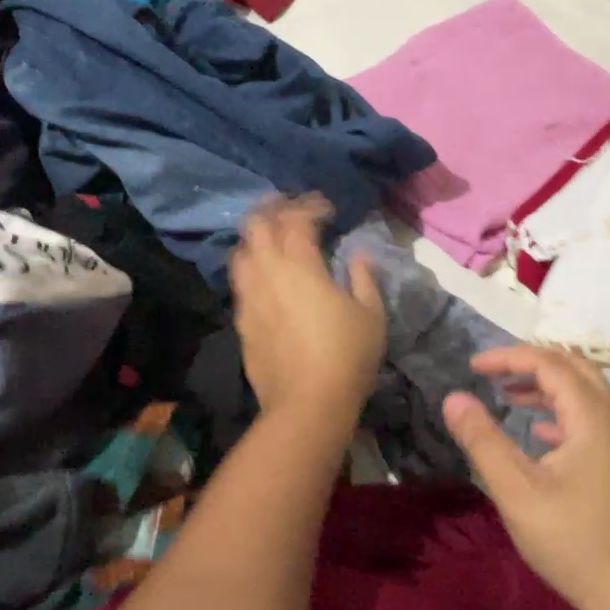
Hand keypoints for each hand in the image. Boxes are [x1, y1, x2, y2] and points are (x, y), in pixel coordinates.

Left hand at [230, 196, 385, 420]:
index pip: (298, 219)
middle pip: (257, 224)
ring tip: (271, 237)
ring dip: (256, 236)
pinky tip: (264, 275)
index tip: (326, 207)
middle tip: (291, 208)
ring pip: (241, 250)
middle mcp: (268, 272)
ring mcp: (249, 296)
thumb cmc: (346, 356)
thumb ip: (364, 278)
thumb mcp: (371, 315)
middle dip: (273, 209)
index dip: (310, 206)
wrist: (306, 404)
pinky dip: (251, 266)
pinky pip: (239, 280)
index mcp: (301, 266)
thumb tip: (359, 255)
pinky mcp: (240, 319)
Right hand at [443, 347, 609, 609]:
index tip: (473, 366)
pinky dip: (565, 415)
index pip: (551, 363)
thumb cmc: (573, 542)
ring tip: (510, 399)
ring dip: (550, 389)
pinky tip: (543, 438)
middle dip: (532, 364)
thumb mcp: (516, 490)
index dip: (509, 357)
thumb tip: (453, 397)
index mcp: (595, 418)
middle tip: (494, 374)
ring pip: (590, 397)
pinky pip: (597, 422)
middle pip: (577, 370)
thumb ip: (483, 440)